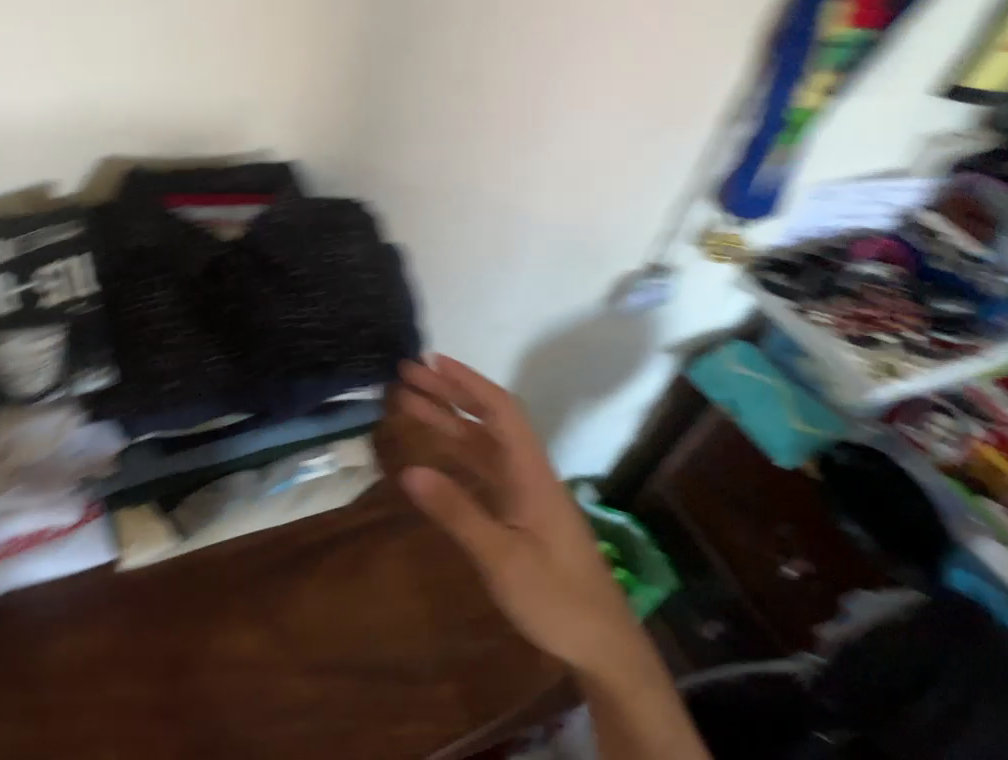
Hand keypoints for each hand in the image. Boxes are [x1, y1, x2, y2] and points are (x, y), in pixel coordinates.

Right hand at [397, 356, 640, 672]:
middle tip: (405, 377)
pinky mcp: (522, 515)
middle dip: (448, 394)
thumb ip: (456, 513)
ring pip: (484, 445)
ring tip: (408, 405)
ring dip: (448, 422)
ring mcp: (527, 495)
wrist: (602, 644)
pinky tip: (433, 456)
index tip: (431, 362)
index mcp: (532, 475)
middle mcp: (530, 475)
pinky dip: (456, 454)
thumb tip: (409, 470)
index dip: (466, 382)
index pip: (500, 412)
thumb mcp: (502, 559)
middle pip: (488, 421)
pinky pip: (485, 470)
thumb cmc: (556, 599)